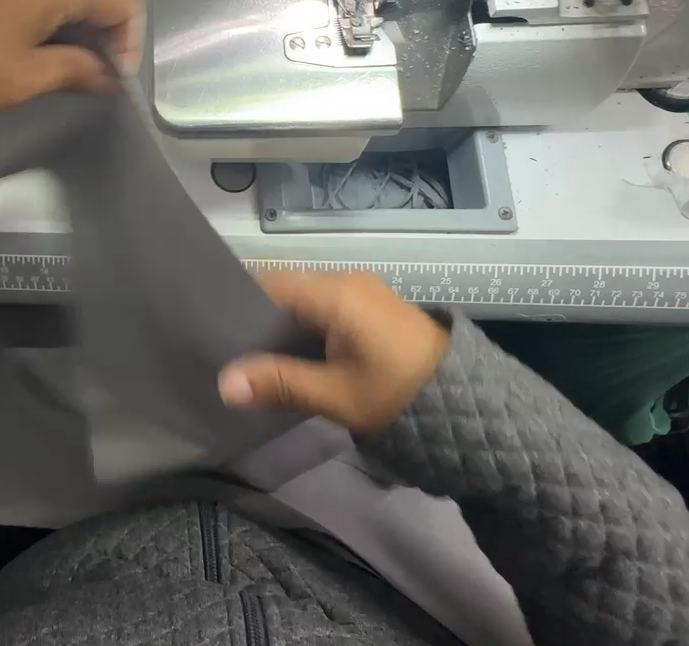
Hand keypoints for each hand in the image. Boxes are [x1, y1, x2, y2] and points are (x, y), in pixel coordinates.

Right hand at [219, 271, 450, 434]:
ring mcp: (362, 292)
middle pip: (284, 288)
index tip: (215, 327)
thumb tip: (224, 384)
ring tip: (254, 355)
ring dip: (282, 325)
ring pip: (304, 299)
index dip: (239, 301)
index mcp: (335, 292)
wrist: (474, 407)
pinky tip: (293, 355)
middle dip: (258, 317)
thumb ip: (279, 384)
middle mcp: (346, 281)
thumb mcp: (336, 396)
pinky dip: (304, 327)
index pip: (269, 281)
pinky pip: (324, 307)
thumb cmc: (400, 395)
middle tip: (230, 349)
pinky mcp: (372, 308)